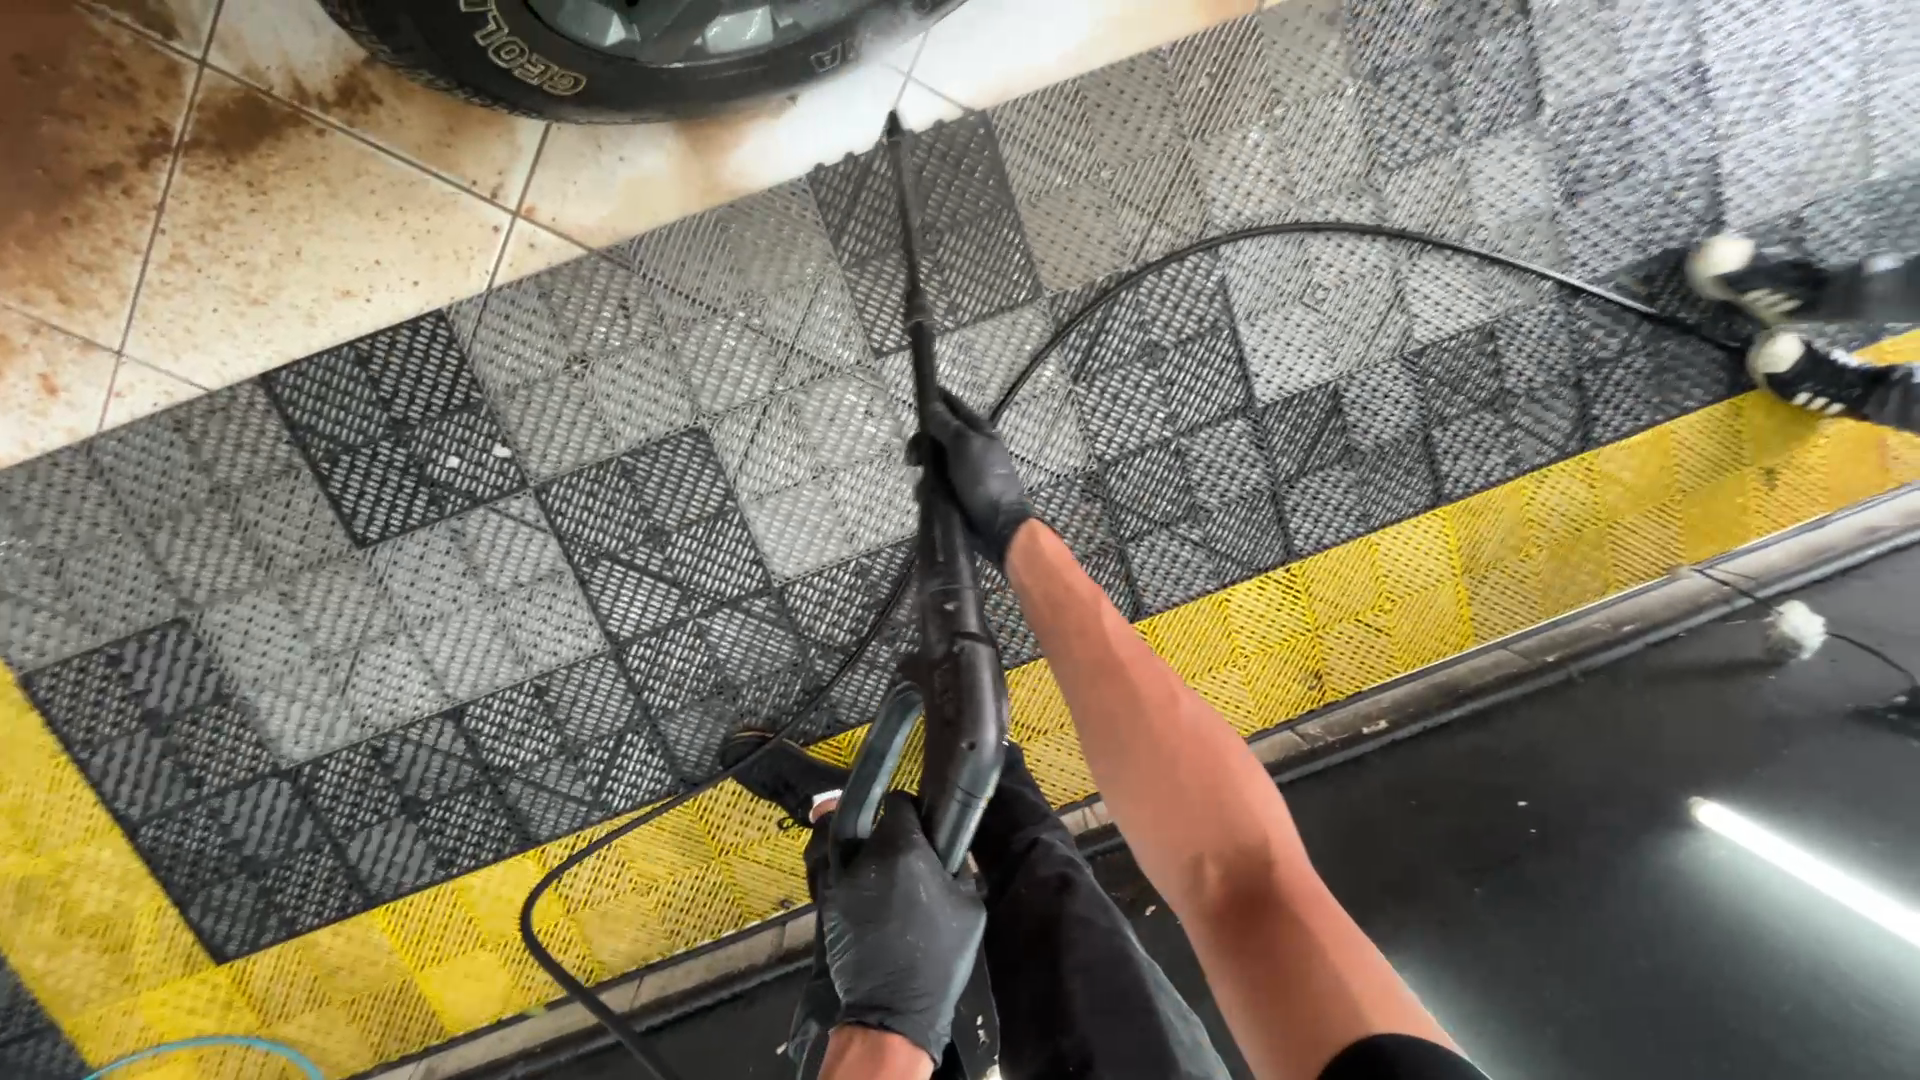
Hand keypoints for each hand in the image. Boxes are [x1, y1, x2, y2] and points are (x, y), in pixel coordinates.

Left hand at [820, 791, 985, 1064]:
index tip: (920, 822)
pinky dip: (854, 878)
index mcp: (904, 849)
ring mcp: (841, 880)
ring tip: (885, 873)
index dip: (910, 809)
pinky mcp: (827, 904)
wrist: (894, 1009)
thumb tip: (949, 847)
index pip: (897, 802)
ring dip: (867, 853)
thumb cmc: (939, 956)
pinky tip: (870, 895)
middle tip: (908, 854)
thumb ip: (959, 866)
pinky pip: (839, 876)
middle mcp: (867, 857)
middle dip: (891, 834)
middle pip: (873, 824)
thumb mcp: (970, 906)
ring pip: (850, 847)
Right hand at [919, 390, 1033, 563]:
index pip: (953, 406)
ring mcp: (961, 472)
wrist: (996, 525)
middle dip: (921, 445)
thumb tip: (931, 403)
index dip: (936, 400)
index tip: (916, 398)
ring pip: (930, 463)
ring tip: (923, 485)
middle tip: (912, 458)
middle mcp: (968, 448)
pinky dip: (927, 491)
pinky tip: (927, 498)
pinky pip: (932, 486)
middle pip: (935, 436)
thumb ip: (946, 425)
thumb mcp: (965, 446)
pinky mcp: (953, 494)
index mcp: (977, 431)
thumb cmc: (984, 480)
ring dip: (923, 472)